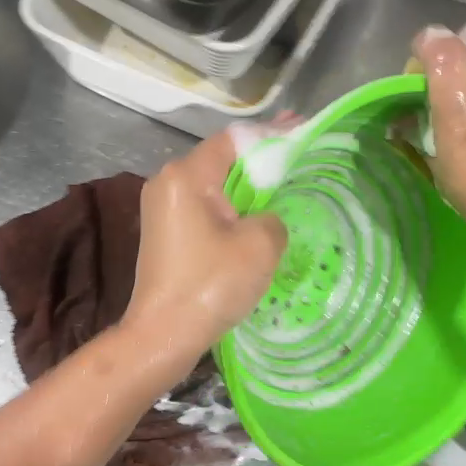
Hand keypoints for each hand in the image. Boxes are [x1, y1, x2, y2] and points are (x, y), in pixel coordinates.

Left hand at [121, 130, 287, 366]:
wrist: (164, 335)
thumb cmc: (210, 286)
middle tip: (299, 159)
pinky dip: (231, 213)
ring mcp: (162, 211)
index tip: (303, 129)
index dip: (272, 134)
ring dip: (247, 190)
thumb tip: (264, 219)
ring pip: (214, 189)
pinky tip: (255, 221)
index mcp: (186, 175)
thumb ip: (273, 216)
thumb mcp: (260, 245)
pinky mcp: (165, 236)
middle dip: (260, 161)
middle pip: (222, 161)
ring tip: (284, 191)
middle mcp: (167, 183)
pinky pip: (205, 212)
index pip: (234, 139)